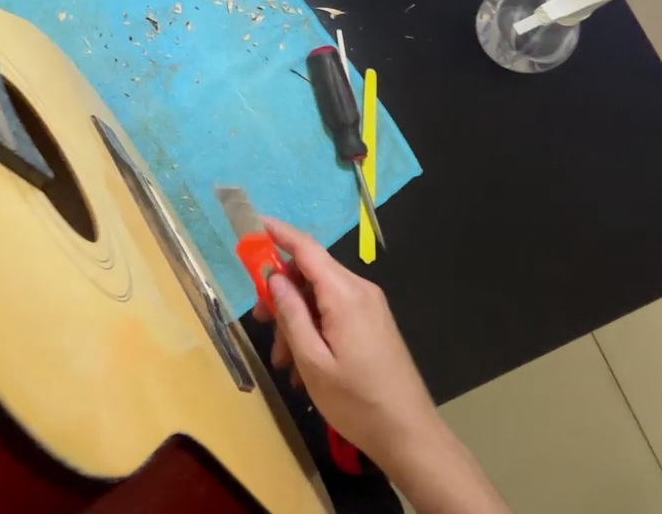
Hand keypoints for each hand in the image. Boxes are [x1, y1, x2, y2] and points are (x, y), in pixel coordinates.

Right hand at [257, 220, 511, 513]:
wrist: (411, 435)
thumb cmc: (357, 401)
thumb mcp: (313, 361)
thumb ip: (291, 314)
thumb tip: (274, 277)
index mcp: (345, 293)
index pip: (305, 247)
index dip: (277, 232)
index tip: (251, 226)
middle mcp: (359, 290)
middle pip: (310, 273)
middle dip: (281, 293)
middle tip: (259, 322)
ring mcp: (369, 306)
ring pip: (319, 296)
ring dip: (296, 320)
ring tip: (284, 362)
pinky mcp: (372, 323)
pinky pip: (334, 311)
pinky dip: (314, 329)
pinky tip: (304, 367)